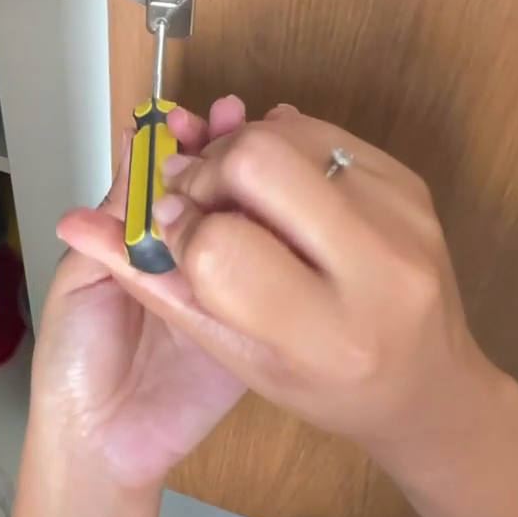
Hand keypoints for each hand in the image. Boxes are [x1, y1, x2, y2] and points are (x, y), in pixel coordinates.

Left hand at [27, 96, 250, 488]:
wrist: (102, 438)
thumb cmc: (76, 355)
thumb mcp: (82, 279)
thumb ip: (114, 225)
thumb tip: (136, 152)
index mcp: (132, 243)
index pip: (157, 182)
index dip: (171, 147)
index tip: (185, 116)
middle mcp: (177, 255)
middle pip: (202, 193)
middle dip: (217, 149)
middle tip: (236, 114)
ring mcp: (216, 284)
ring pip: (235, 221)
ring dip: (249, 176)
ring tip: (267, 132)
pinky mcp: (248, 318)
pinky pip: (264, 271)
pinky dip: (279, 229)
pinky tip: (293, 192)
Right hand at [55, 103, 514, 469]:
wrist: (430, 385)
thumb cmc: (324, 386)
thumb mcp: (233, 357)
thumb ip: (160, 287)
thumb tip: (87, 227)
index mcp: (326, 334)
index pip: (221, 248)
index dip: (180, 226)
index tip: (172, 226)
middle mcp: (378, 268)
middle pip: (257, 163)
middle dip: (205, 168)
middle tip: (195, 191)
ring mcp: (403, 216)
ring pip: (284, 134)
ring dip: (236, 150)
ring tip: (230, 188)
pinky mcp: (409, 183)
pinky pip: (318, 130)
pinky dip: (276, 142)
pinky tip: (270, 180)